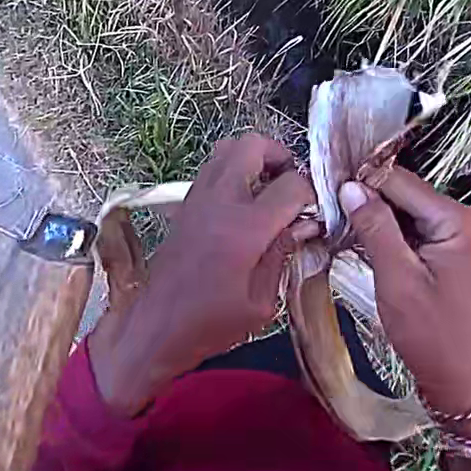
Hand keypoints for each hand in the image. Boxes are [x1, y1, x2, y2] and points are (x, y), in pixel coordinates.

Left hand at [90, 134, 318, 415]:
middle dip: (281, 156)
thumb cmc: (210, 323)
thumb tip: (303, 224)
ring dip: (254, 159)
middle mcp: (221, 199)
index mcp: (246, 227)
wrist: (156, 326)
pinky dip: (234, 170)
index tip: (315, 210)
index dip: (311, 192)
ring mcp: (199, 196)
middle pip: (254, 145)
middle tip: (291, 185)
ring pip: (229, 147)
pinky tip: (244, 203)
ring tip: (268, 190)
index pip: (291, 183)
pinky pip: (214, 166)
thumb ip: (283, 255)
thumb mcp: (262, 303)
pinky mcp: (186, 202)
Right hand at [341, 168, 470, 429]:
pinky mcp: (451, 248)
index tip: (325, 186)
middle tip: (328, 207)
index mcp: (458, 220)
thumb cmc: (431, 334)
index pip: (400, 182)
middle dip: (367, 200)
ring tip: (339, 222)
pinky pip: (413, 228)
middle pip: (404, 194)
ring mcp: (460, 233)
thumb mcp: (397, 278)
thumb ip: (375, 227)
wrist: (462, 381)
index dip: (361, 182)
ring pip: (405, 210)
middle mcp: (465, 218)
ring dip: (375, 217)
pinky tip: (362, 240)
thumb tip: (350, 186)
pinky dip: (388, 233)